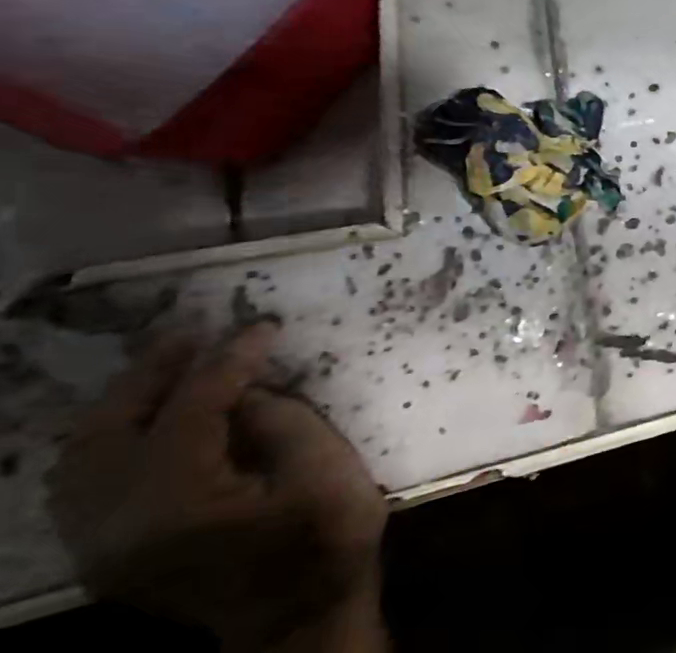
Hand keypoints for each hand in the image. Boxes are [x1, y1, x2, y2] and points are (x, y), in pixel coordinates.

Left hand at [47, 322, 388, 651]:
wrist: (298, 614)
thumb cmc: (327, 538)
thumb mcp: (327, 470)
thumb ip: (285, 421)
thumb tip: (251, 389)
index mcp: (176, 504)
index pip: (191, 412)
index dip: (227, 362)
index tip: (261, 326)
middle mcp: (115, 525)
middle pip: (111, 433)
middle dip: (152, 375)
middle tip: (195, 332)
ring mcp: (100, 544)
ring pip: (83, 457)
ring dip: (124, 404)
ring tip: (169, 363)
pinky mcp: (108, 550)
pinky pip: (86, 482)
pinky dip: (113, 437)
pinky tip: (150, 415)